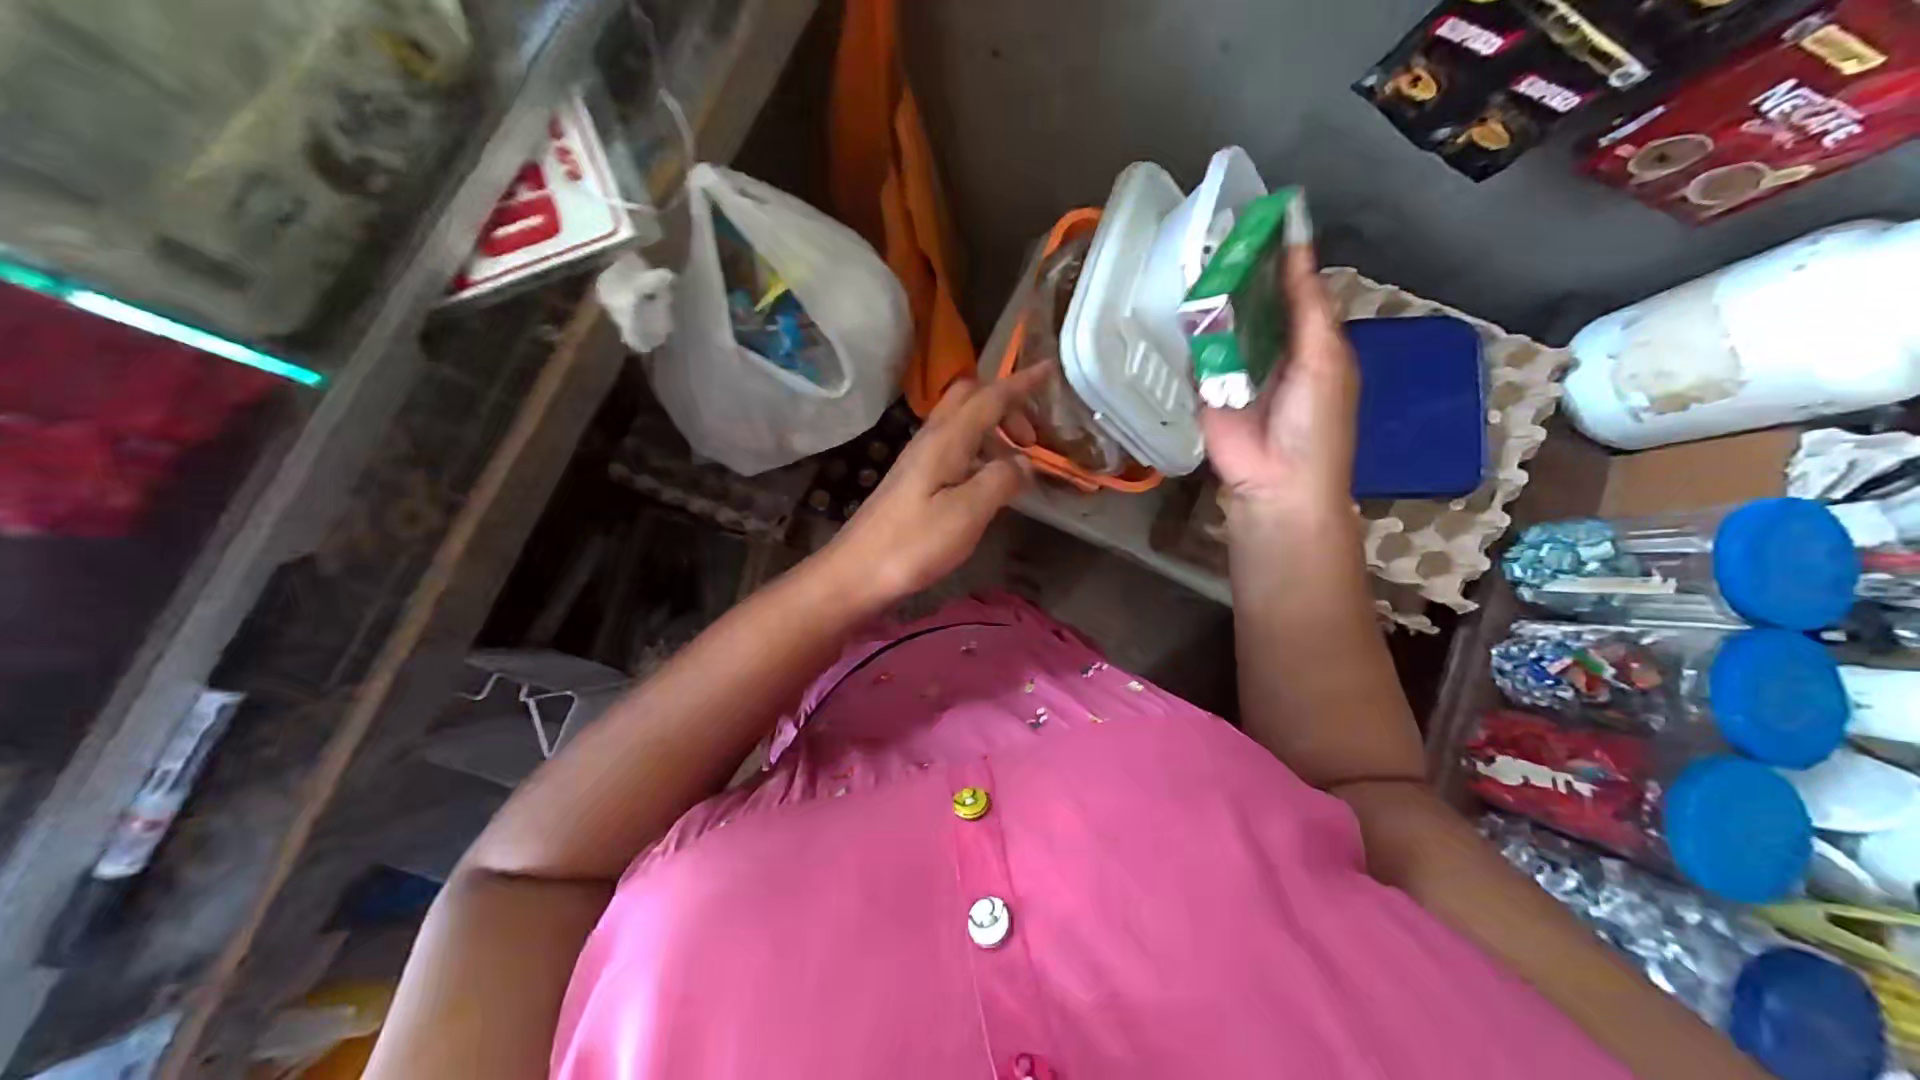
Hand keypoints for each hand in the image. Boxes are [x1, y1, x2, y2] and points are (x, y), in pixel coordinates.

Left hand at [821, 366, 1047, 602]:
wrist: (856, 572)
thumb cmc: (913, 544)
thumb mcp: (967, 514)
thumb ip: (1000, 481)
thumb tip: (1022, 462)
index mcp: (945, 440)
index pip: (989, 397)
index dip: (1021, 383)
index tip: (1049, 369)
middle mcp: (930, 439)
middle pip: (969, 398)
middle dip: (1006, 404)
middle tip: (1032, 436)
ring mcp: (919, 458)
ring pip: (961, 422)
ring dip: (993, 428)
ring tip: (1018, 461)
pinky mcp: (914, 478)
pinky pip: (954, 446)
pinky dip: (979, 449)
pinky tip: (987, 480)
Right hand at [1200, 241, 1357, 519]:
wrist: (1276, 481)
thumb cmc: (1314, 421)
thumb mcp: (1323, 357)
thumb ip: (1307, 305)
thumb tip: (1298, 247)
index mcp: (1309, 338)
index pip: (1292, 288)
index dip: (1280, 255)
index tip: (1262, 216)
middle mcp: (1271, 346)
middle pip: (1252, 301)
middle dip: (1239, 271)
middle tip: (1217, 231)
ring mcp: (1234, 365)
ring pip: (1223, 322)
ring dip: (1212, 296)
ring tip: (1193, 255)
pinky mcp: (1204, 384)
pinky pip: (1197, 351)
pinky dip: (1190, 330)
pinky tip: (1178, 300)